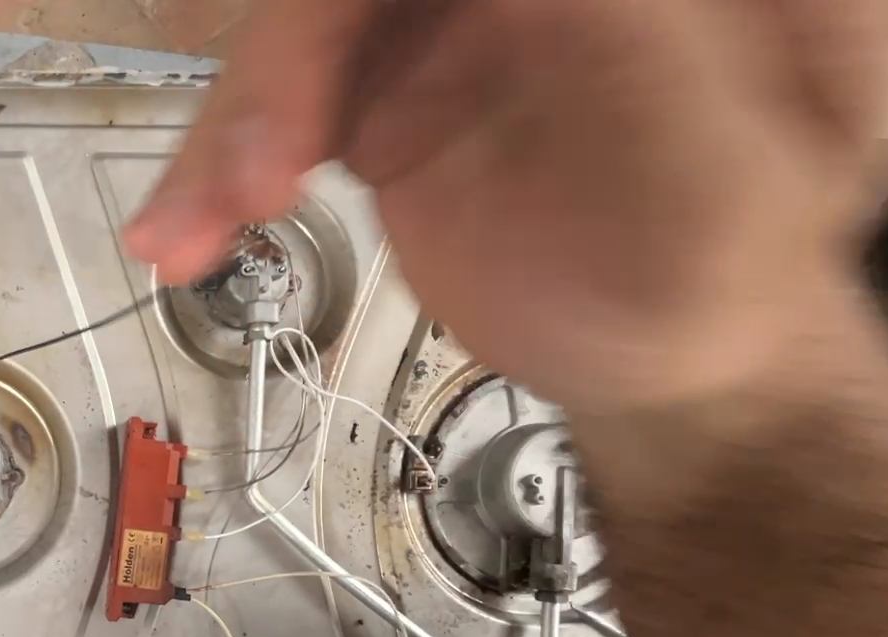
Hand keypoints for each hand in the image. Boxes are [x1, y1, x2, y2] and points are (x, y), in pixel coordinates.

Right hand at [125, 0, 887, 414]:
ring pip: (296, 45)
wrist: (639, 351)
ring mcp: (448, 27)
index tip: (313, 88)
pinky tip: (180, 231)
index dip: (354, 7)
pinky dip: (217, 178)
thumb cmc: (700, 292)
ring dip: (219, 142)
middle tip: (241, 186)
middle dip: (278, 71)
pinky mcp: (383, 101)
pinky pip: (276, 118)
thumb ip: (637, 58)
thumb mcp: (712, 186)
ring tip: (175, 239)